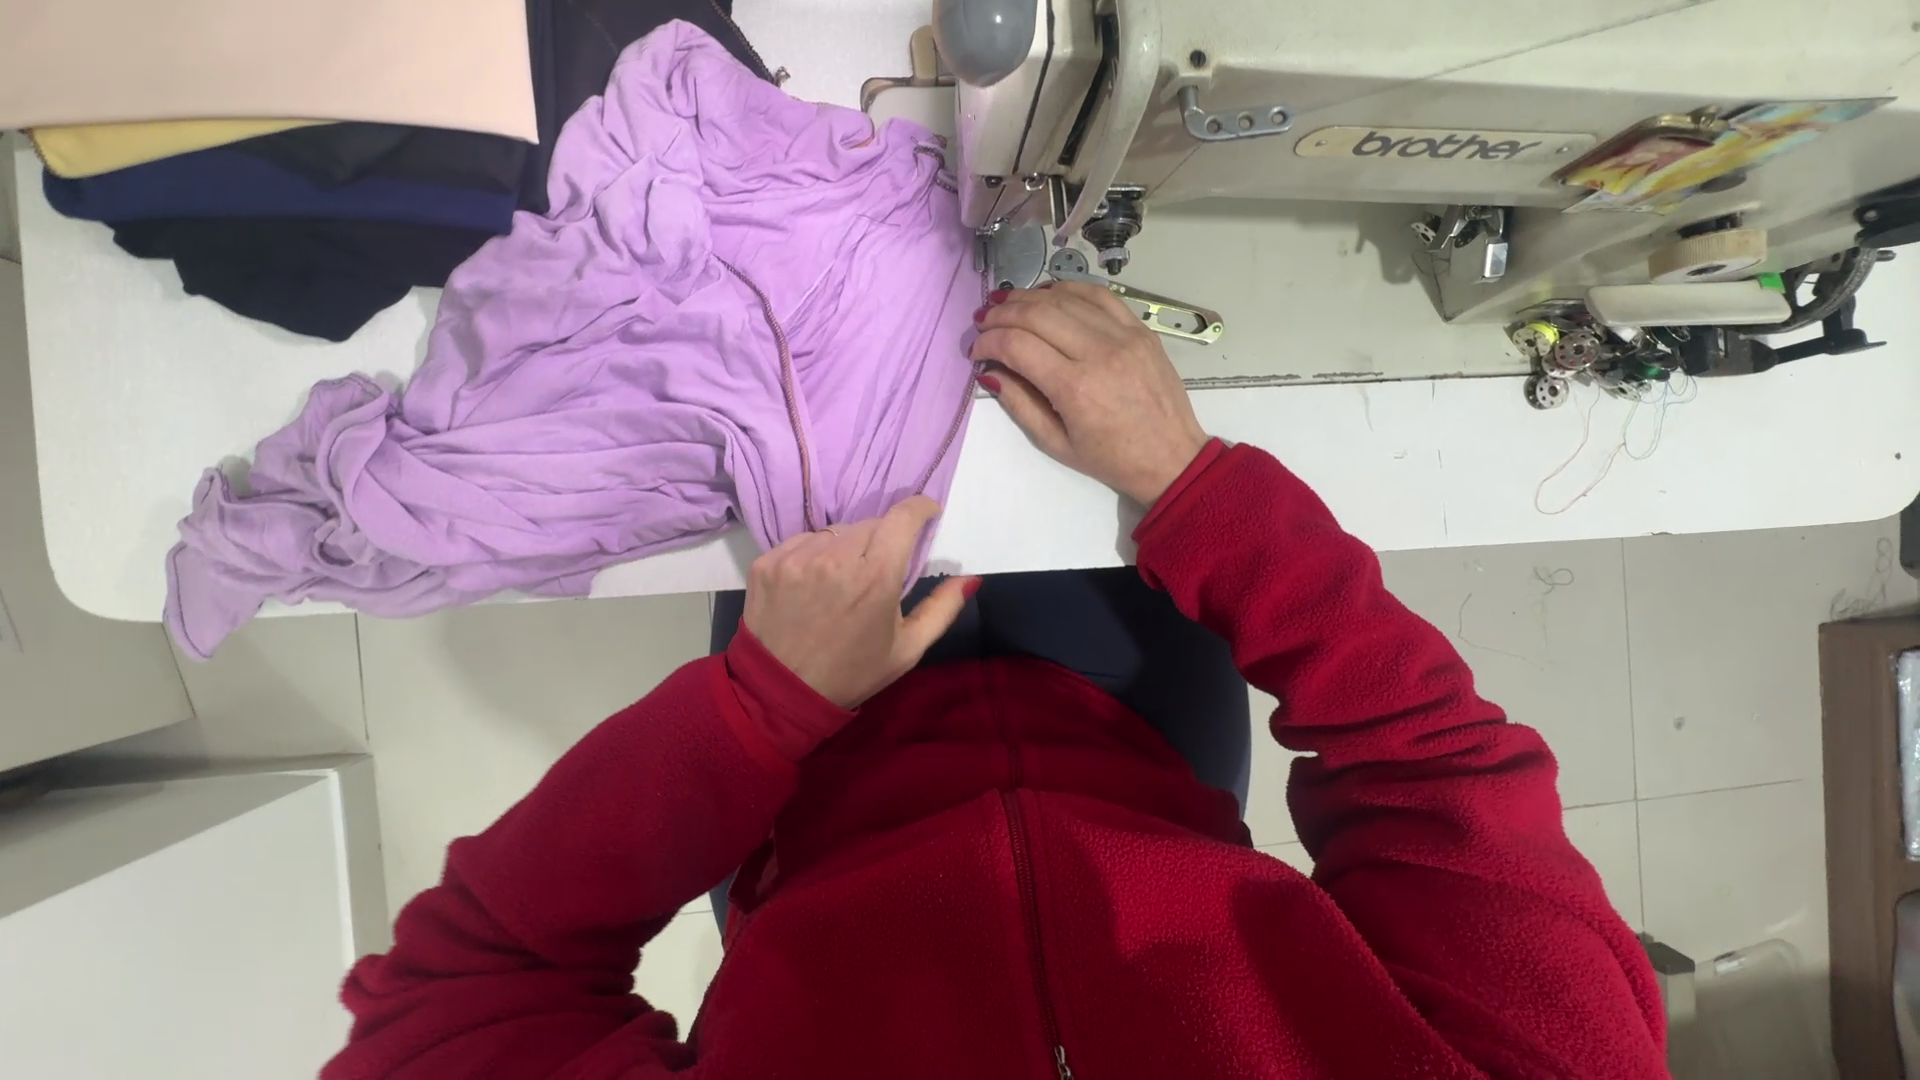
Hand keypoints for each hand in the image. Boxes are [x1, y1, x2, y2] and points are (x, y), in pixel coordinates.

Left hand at [744, 496, 976, 708]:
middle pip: (871, 524)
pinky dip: (814, 553)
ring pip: (835, 531)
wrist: (779, 694)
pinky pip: (802, 541)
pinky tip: (814, 582)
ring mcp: (797, 558)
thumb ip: (942, 608)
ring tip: (844, 578)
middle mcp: (835, 557)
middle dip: (884, 537)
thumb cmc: (852, 672)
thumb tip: (970, 578)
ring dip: (847, 545)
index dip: (920, 508)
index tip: (927, 513)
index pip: (903, 517)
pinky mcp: (768, 562)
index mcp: (876, 576)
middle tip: (881, 566)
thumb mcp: (907, 649)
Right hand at [971, 282, 1207, 505]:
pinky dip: (1068, 289)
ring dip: (1029, 297)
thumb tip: (990, 371)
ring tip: (1007, 305)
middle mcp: (1098, 353)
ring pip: (1064, 299)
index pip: (1017, 345)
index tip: (976, 351)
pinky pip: (1098, 295)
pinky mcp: (1140, 329)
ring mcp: (1123, 336)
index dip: (988, 342)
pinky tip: (1047, 295)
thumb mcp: (1056, 444)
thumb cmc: (1111, 459)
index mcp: (1074, 388)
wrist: (1170, 457)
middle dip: (1001, 315)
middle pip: (1036, 314)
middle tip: (984, 323)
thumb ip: (1019, 404)